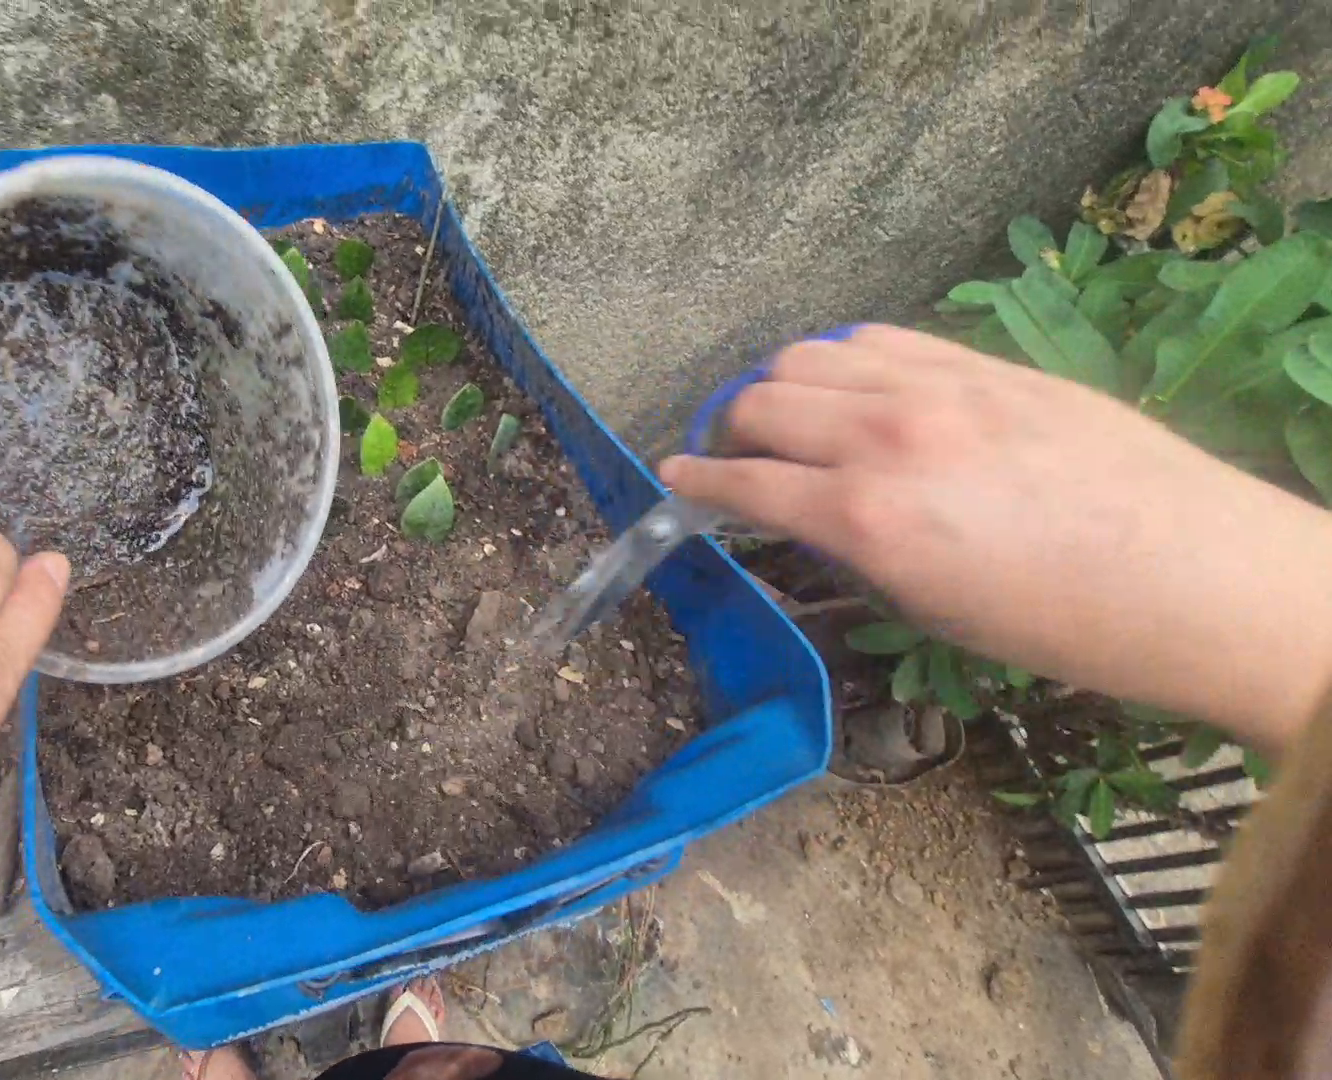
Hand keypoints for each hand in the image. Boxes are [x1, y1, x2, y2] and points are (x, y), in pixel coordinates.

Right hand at [660, 325, 1331, 753]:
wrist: (1208, 583)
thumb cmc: (1050, 625)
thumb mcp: (915, 604)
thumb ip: (838, 543)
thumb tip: (792, 509)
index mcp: (864, 516)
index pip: (739, 482)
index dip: (691, 481)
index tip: (672, 479)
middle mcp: (886, 438)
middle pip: (758, 403)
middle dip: (726, 433)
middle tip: (736, 458)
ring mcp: (938, 389)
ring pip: (806, 356)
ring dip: (776, 390)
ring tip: (789, 418)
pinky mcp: (985, 365)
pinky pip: (876, 339)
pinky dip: (840, 363)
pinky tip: (853, 391)